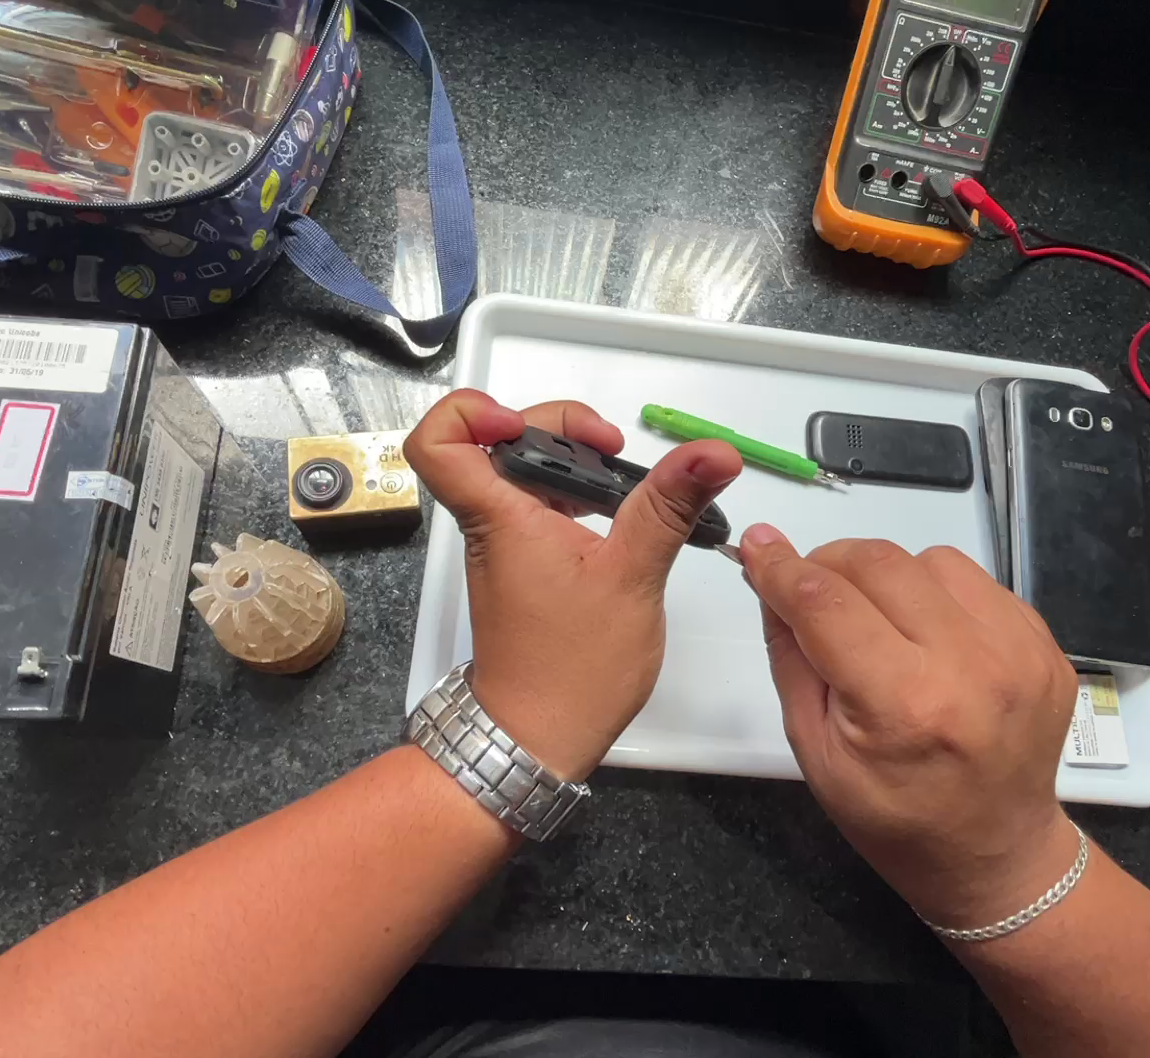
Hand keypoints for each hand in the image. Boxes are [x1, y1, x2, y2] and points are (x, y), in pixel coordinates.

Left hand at [404, 390, 741, 781]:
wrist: (537, 737)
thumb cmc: (573, 670)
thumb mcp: (632, 576)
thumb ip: (668, 507)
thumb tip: (711, 453)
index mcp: (499, 517)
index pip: (439, 441)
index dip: (471, 412)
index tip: (528, 423)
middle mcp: (491, 524)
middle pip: (496, 440)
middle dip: (557, 427)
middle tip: (610, 449)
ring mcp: (505, 543)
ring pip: (523, 471)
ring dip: (572, 461)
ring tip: (624, 482)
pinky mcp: (522, 562)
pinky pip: (538, 504)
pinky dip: (575, 494)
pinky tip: (616, 515)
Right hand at [738, 527, 1080, 928]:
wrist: (995, 855)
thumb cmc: (891, 816)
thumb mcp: (812, 746)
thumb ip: (789, 653)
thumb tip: (769, 579)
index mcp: (904, 705)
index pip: (826, 603)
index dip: (781, 569)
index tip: (756, 548)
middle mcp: (970, 667)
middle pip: (877, 563)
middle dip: (826, 563)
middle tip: (808, 590)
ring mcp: (1018, 652)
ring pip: (926, 558)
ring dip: (882, 574)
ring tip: (873, 619)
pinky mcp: (1043, 643)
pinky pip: (971, 578)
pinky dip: (930, 588)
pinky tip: (922, 631)